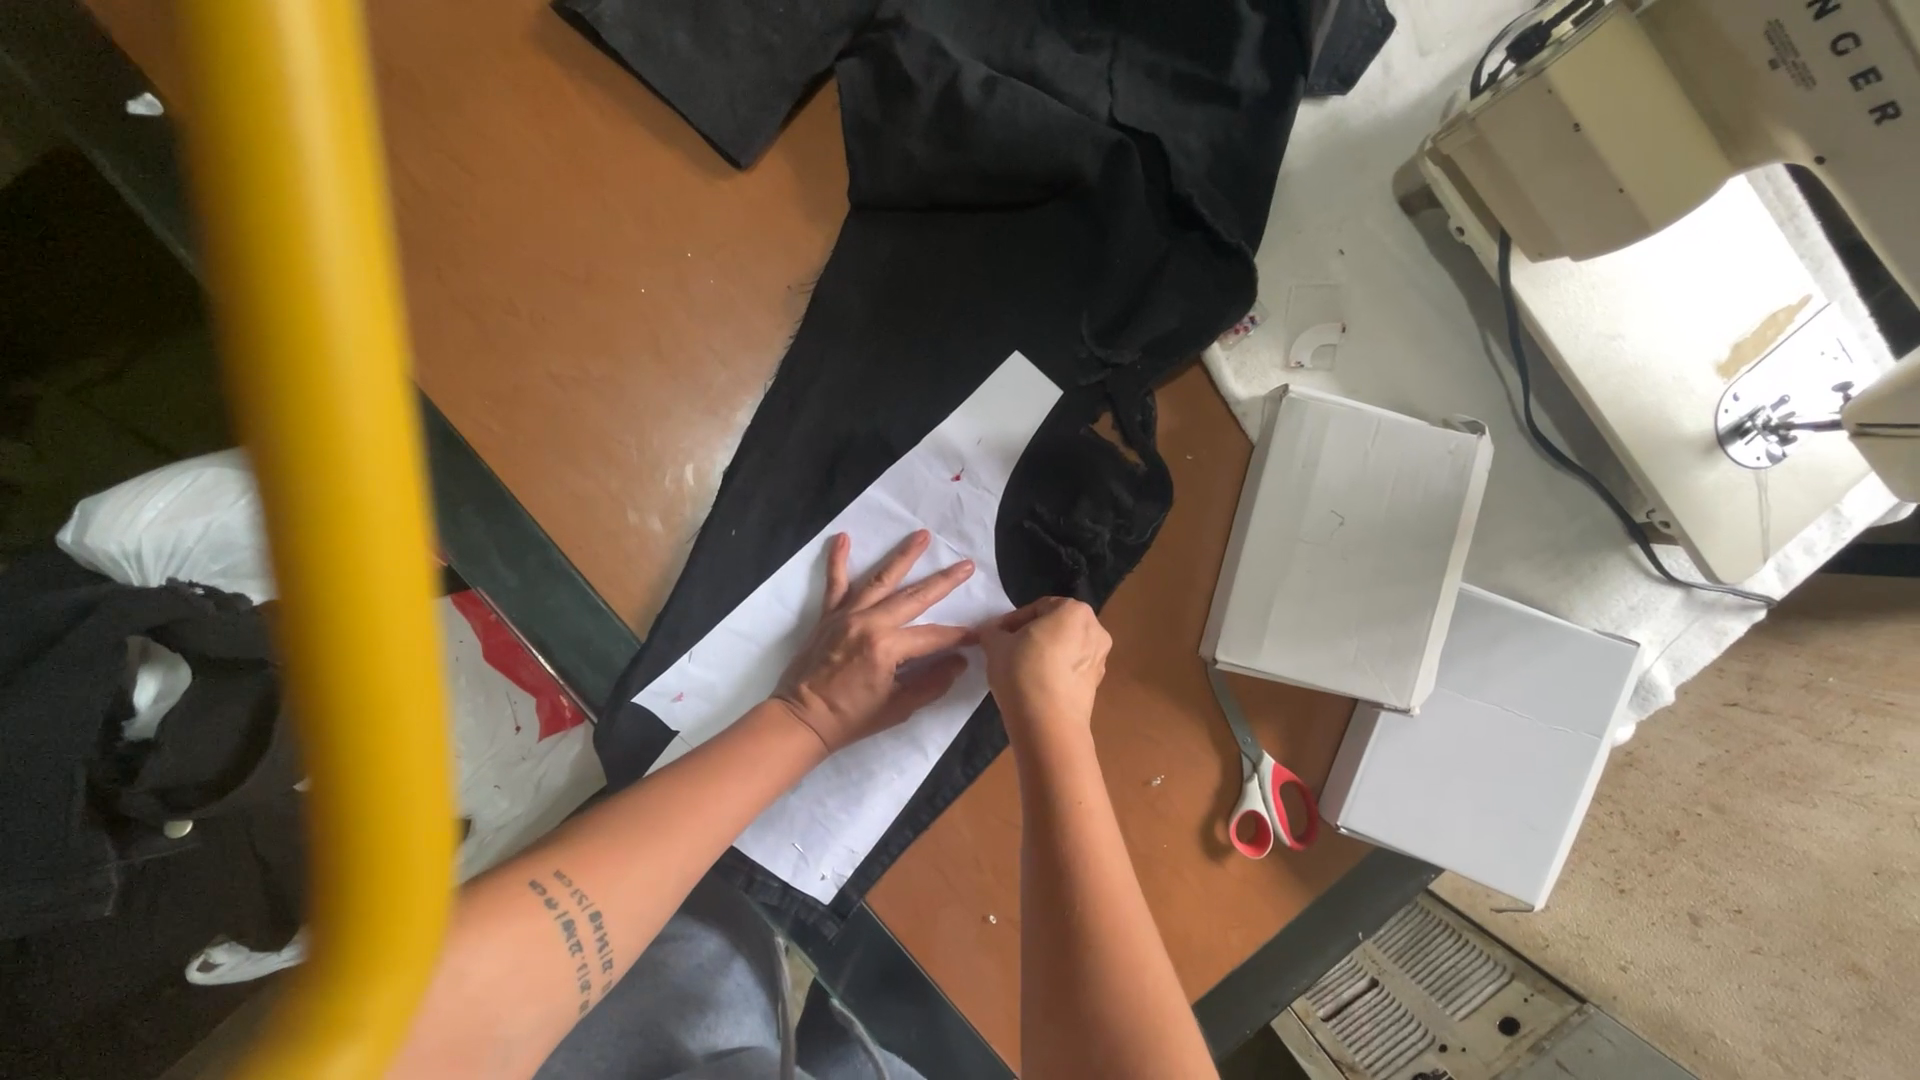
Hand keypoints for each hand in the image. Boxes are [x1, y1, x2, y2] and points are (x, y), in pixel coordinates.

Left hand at [773, 530, 974, 753]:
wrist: (801, 718)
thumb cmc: (851, 718)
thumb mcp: (898, 708)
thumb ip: (932, 683)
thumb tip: (960, 662)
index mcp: (887, 648)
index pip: (933, 636)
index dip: (958, 636)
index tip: (978, 634)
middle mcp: (869, 623)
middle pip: (914, 597)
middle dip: (943, 581)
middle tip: (966, 565)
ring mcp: (846, 615)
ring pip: (880, 579)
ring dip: (903, 556)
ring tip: (922, 535)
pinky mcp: (828, 615)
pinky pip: (835, 583)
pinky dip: (837, 560)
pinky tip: (843, 538)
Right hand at [979, 597, 1110, 742]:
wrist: (1047, 723)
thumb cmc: (1022, 671)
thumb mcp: (996, 645)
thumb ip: (992, 632)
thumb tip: (991, 632)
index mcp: (1074, 611)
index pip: (1037, 608)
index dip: (1012, 621)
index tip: (995, 636)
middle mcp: (1095, 629)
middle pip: (1055, 626)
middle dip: (1031, 635)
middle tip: (1007, 650)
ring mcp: (1100, 658)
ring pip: (1065, 648)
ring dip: (1044, 654)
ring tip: (1019, 669)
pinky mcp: (1097, 685)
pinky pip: (1071, 670)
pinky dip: (1055, 672)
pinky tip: (1035, 685)